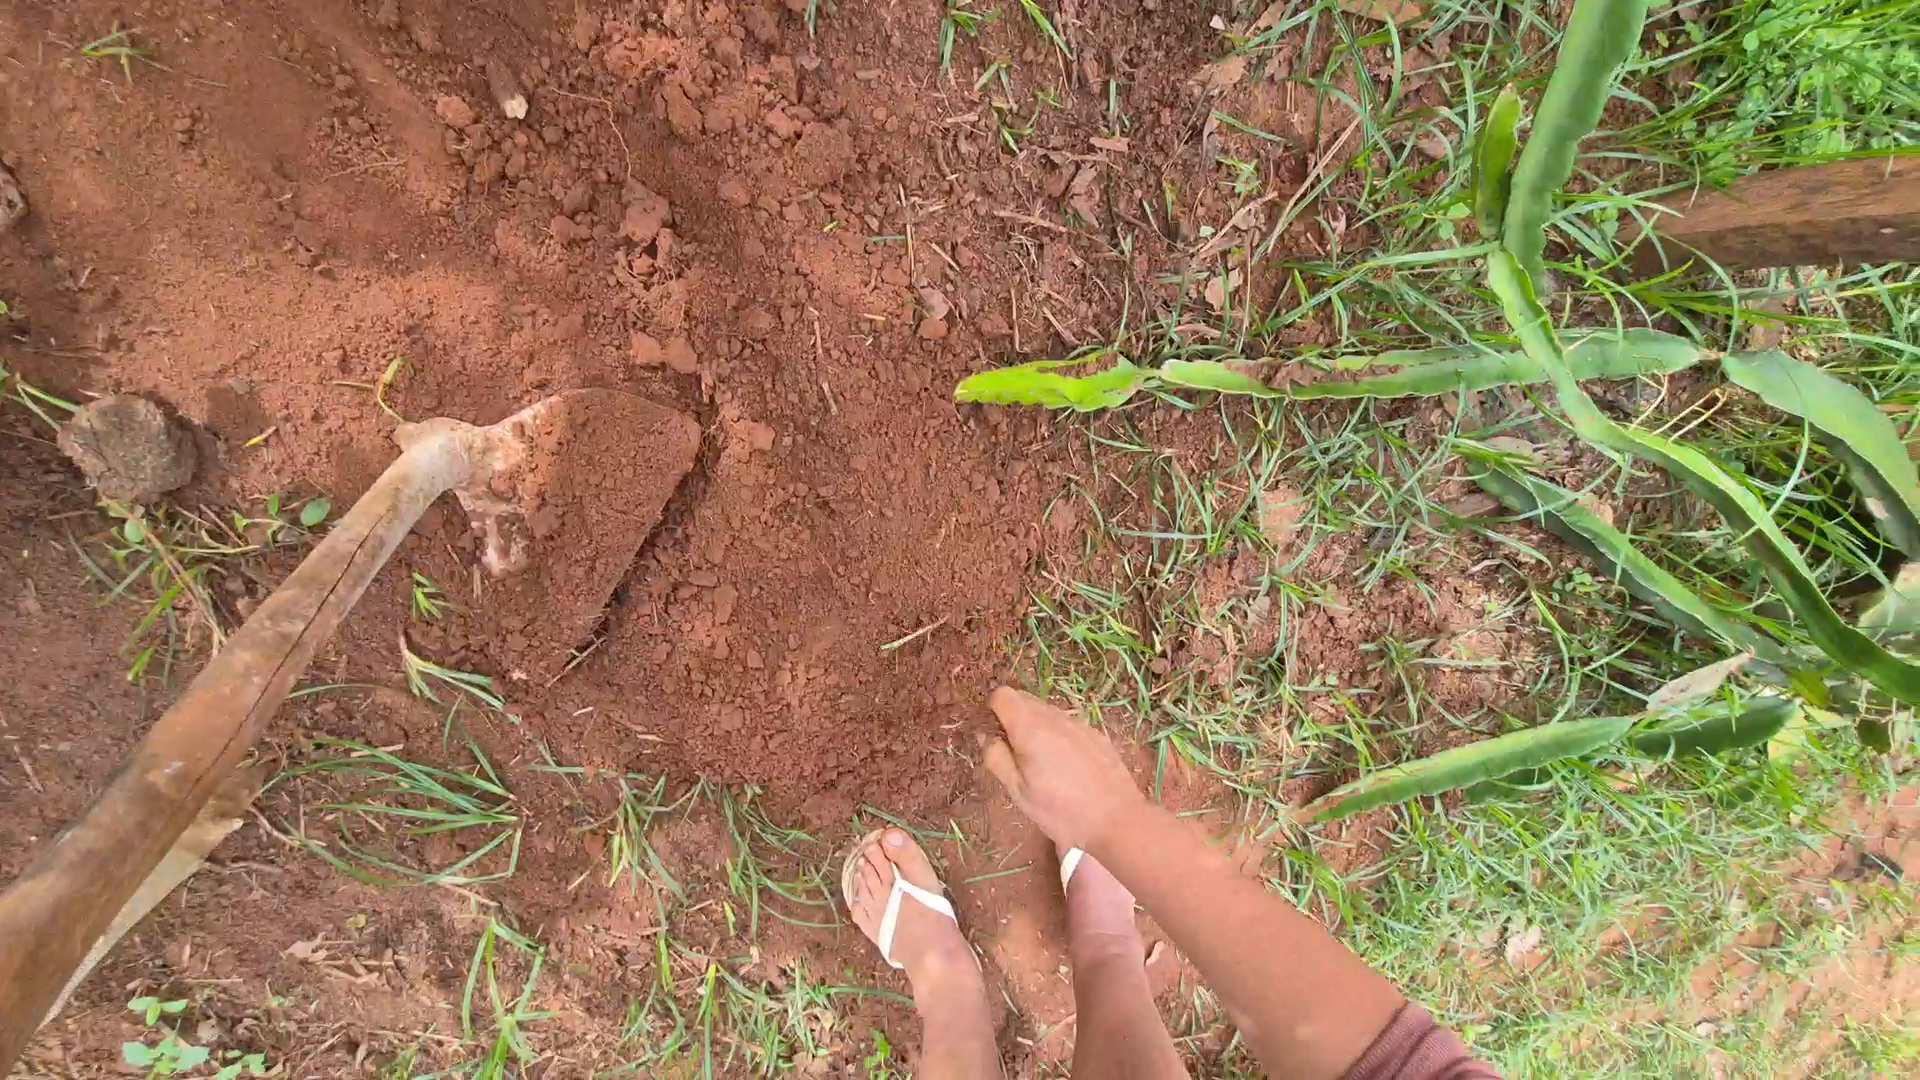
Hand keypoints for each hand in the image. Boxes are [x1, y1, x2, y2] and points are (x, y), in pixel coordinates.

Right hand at [982, 686, 1146, 850]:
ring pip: (1046, 712)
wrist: (1117, 818)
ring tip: (1042, 764)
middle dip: (1012, 718)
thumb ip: (996, 757)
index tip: (994, 736)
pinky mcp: (1095, 733)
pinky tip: (1067, 767)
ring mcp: (1077, 722)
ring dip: (1035, 727)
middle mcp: (1053, 716)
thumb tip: (985, 734)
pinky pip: (1066, 724)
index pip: (1002, 695)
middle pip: (1023, 699)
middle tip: (1014, 754)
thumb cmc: (1061, 810)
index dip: (992, 711)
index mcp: (1029, 727)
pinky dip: (1058, 735)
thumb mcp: (1018, 791)